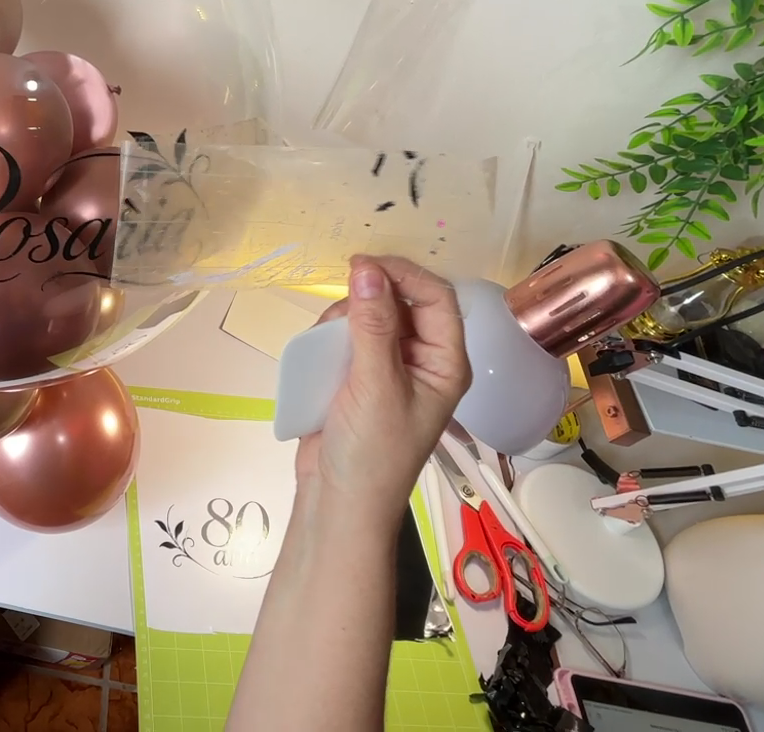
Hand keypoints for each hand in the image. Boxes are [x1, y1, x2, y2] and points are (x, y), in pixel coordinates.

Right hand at [297, 255, 471, 521]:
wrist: (338, 499)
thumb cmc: (372, 449)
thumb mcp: (374, 384)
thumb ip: (371, 325)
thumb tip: (366, 267)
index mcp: (445, 362)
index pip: (436, 299)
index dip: (403, 274)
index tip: (362, 264)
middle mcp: (421, 359)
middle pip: (401, 302)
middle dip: (369, 296)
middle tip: (337, 310)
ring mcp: (387, 367)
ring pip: (370, 315)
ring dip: (346, 316)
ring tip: (326, 339)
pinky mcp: (356, 375)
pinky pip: (347, 336)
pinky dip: (331, 334)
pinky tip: (318, 351)